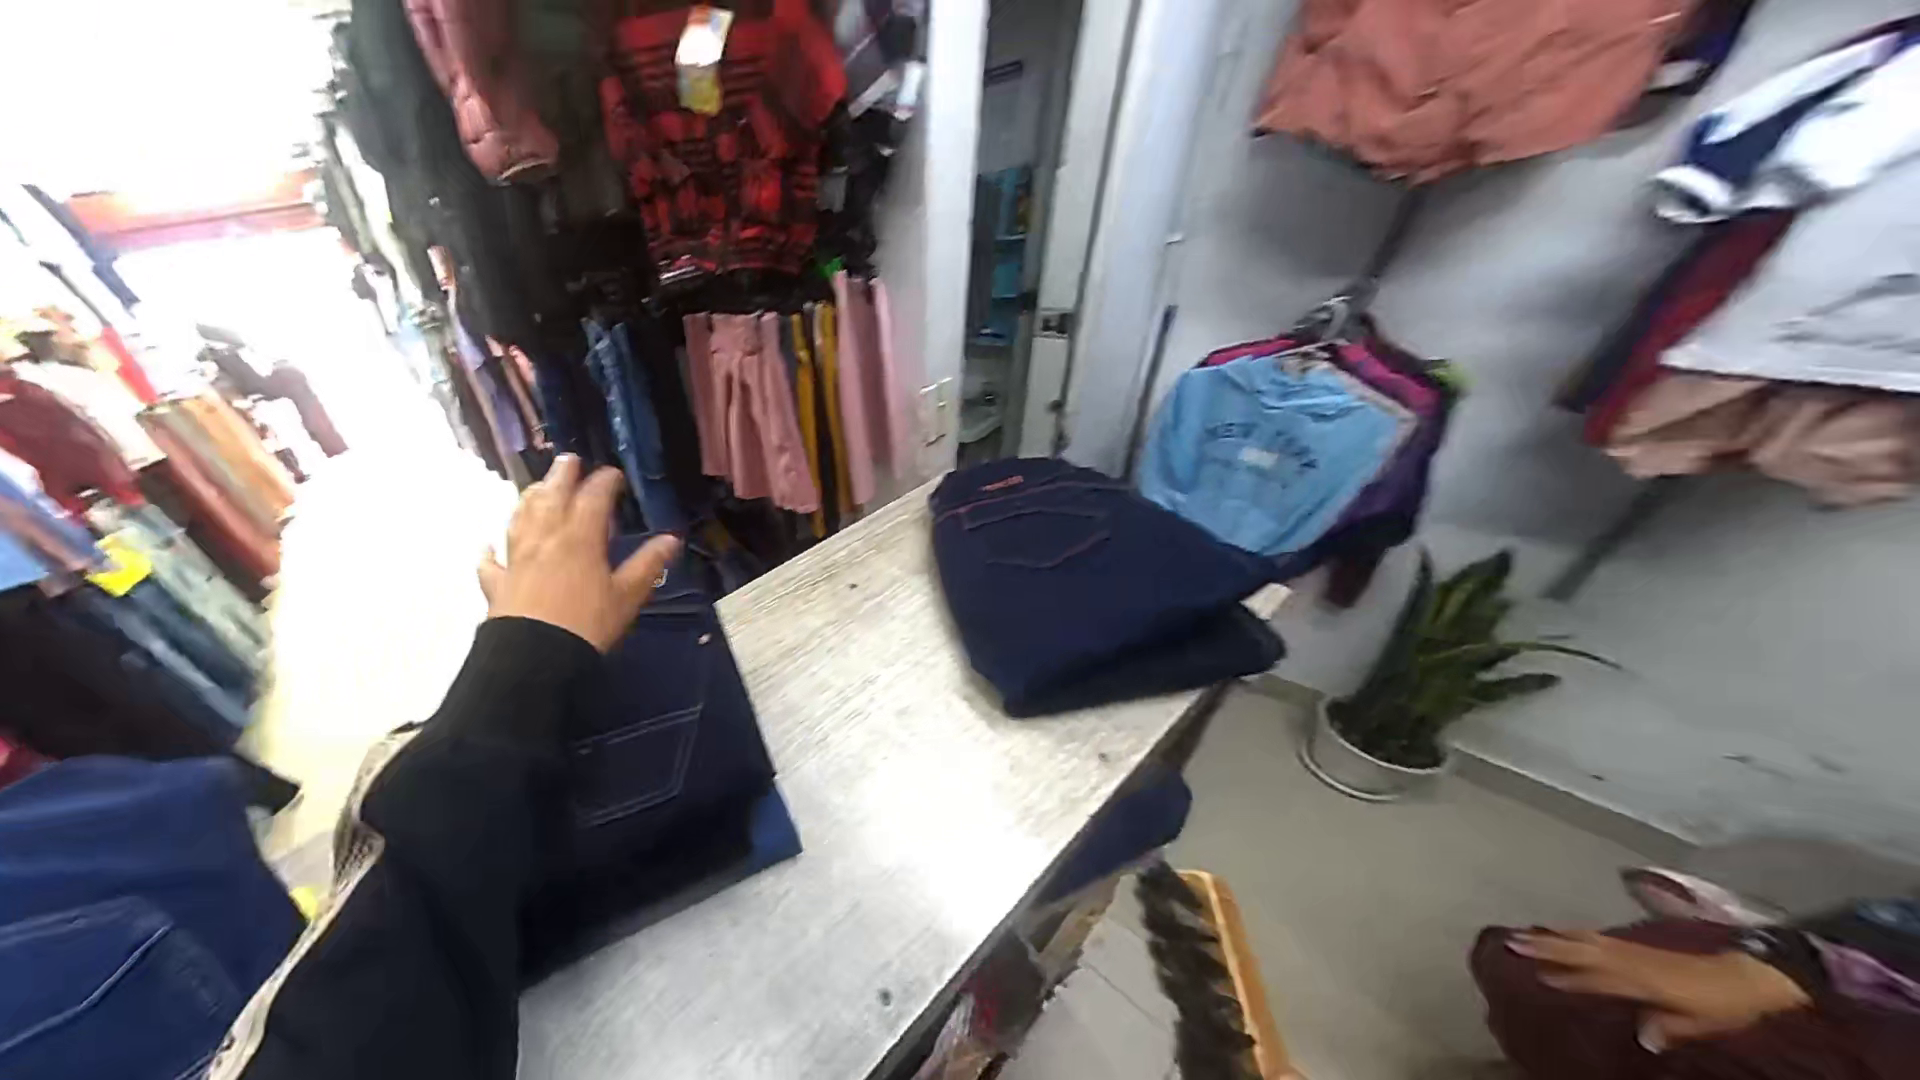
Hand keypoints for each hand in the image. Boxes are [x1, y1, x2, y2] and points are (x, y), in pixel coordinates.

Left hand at [477, 455, 682, 651]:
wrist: (536, 656)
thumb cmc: (589, 622)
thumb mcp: (628, 594)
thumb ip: (648, 563)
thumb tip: (671, 539)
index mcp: (580, 539)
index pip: (593, 500)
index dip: (604, 483)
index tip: (614, 473)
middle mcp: (545, 539)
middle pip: (550, 498)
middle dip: (561, 477)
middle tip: (568, 459)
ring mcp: (517, 559)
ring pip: (520, 519)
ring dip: (528, 499)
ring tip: (535, 487)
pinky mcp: (498, 583)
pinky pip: (491, 561)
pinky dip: (490, 550)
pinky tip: (487, 545)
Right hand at [1510, 930, 1810, 1048]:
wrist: (1741, 976)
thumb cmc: (1721, 1005)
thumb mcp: (1702, 1023)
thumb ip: (1669, 1027)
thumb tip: (1642, 1039)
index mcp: (1643, 981)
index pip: (1598, 979)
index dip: (1570, 979)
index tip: (1539, 977)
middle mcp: (1627, 960)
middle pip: (1578, 951)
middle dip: (1544, 946)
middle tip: (1511, 941)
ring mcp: (1625, 948)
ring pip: (1579, 939)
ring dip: (1548, 936)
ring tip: (1521, 933)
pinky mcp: (1626, 944)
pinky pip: (1588, 935)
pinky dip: (1566, 932)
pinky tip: (1553, 931)